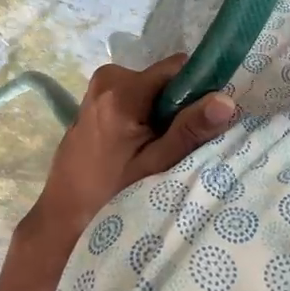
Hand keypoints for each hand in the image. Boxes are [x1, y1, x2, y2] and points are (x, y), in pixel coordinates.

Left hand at [20, 54, 235, 252]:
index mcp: (121, 90)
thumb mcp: (156, 167)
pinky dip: (142, 117)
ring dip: (159, 114)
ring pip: (148, 89)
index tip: (201, 121)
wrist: (62, 222)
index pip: (176, 68)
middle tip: (174, 145)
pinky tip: (136, 150)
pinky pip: (132, 97)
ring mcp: (97, 90)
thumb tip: (227, 100)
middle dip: (175, 106)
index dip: (196, 89)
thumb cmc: (110, 197)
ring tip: (154, 151)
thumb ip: (190, 130)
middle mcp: (107, 79)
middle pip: (162, 79)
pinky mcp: (93, 103)